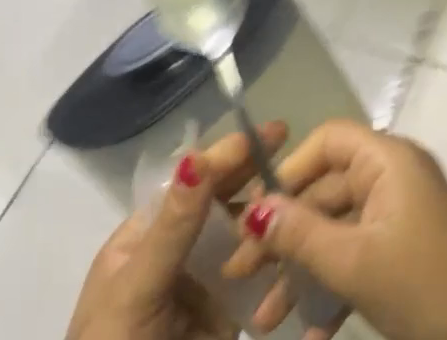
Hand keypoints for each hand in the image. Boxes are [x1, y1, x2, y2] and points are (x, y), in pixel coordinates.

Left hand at [67, 123, 287, 339]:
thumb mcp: (137, 292)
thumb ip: (173, 228)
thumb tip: (196, 157)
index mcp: (142, 239)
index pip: (188, 185)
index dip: (226, 156)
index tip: (265, 133)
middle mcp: (176, 254)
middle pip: (221, 203)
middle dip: (256, 174)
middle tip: (299, 149)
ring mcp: (203, 284)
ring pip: (244, 235)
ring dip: (272, 213)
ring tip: (310, 194)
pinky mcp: (227, 315)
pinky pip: (257, 275)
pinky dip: (280, 256)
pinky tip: (306, 239)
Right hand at [223, 119, 446, 339]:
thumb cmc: (421, 284)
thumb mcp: (352, 262)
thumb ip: (299, 233)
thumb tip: (254, 209)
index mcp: (388, 161)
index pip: (328, 141)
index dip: (288, 171)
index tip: (254, 214)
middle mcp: (394, 176)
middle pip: (325, 190)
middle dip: (282, 236)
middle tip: (239, 276)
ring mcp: (400, 212)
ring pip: (336, 229)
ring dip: (300, 272)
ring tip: (264, 320)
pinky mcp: (404, 246)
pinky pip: (357, 253)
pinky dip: (332, 286)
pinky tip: (310, 332)